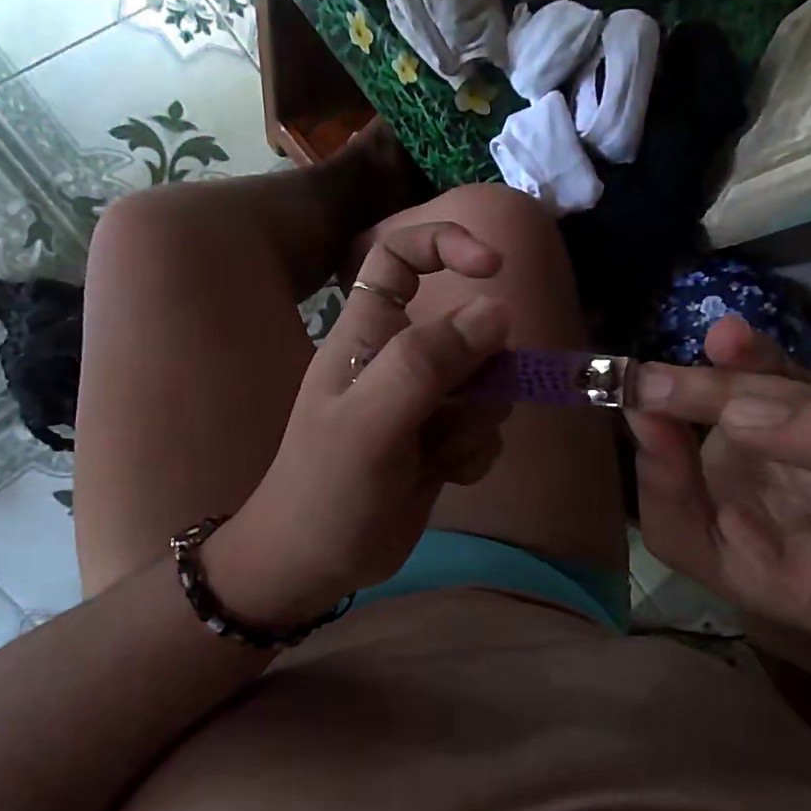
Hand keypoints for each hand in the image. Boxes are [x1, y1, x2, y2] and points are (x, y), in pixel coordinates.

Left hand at [207, 222, 513, 624]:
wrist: (313, 566)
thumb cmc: (325, 491)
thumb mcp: (371, 425)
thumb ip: (428, 364)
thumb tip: (496, 310)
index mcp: (368, 335)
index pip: (400, 257)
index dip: (445, 244)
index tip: (493, 267)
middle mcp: (398, 360)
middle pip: (468, 330)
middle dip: (482, 370)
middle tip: (455, 411)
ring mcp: (422, 404)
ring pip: (485, 385)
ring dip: (477, 423)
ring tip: (440, 454)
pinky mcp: (439, 442)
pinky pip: (484, 429)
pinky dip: (475, 454)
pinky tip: (448, 477)